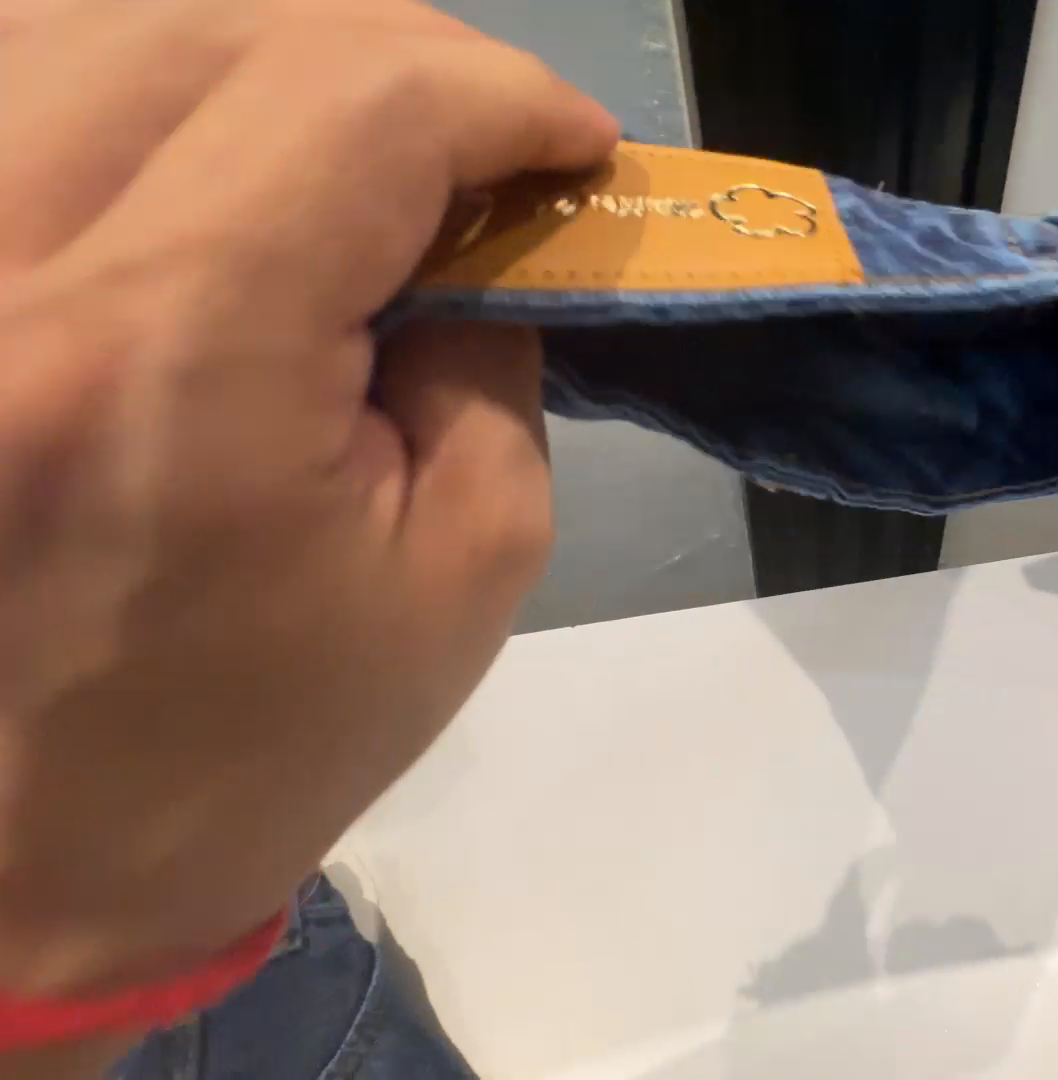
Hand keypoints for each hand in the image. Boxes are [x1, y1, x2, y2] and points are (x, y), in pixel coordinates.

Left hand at [0, 0, 614, 995]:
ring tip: (399, 139)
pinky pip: (16, 87)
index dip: (498, 94)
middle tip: (507, 135)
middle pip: (213, 25)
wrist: (29, 855)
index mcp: (171, 371)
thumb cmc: (292, 719)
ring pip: (87, 20)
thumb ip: (491, 366)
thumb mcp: (474, 552)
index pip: (354, 114)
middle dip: (410, 58)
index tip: (584, 140)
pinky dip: (170, 83)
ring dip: (291, 58)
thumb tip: (494, 247)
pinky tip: (258, 157)